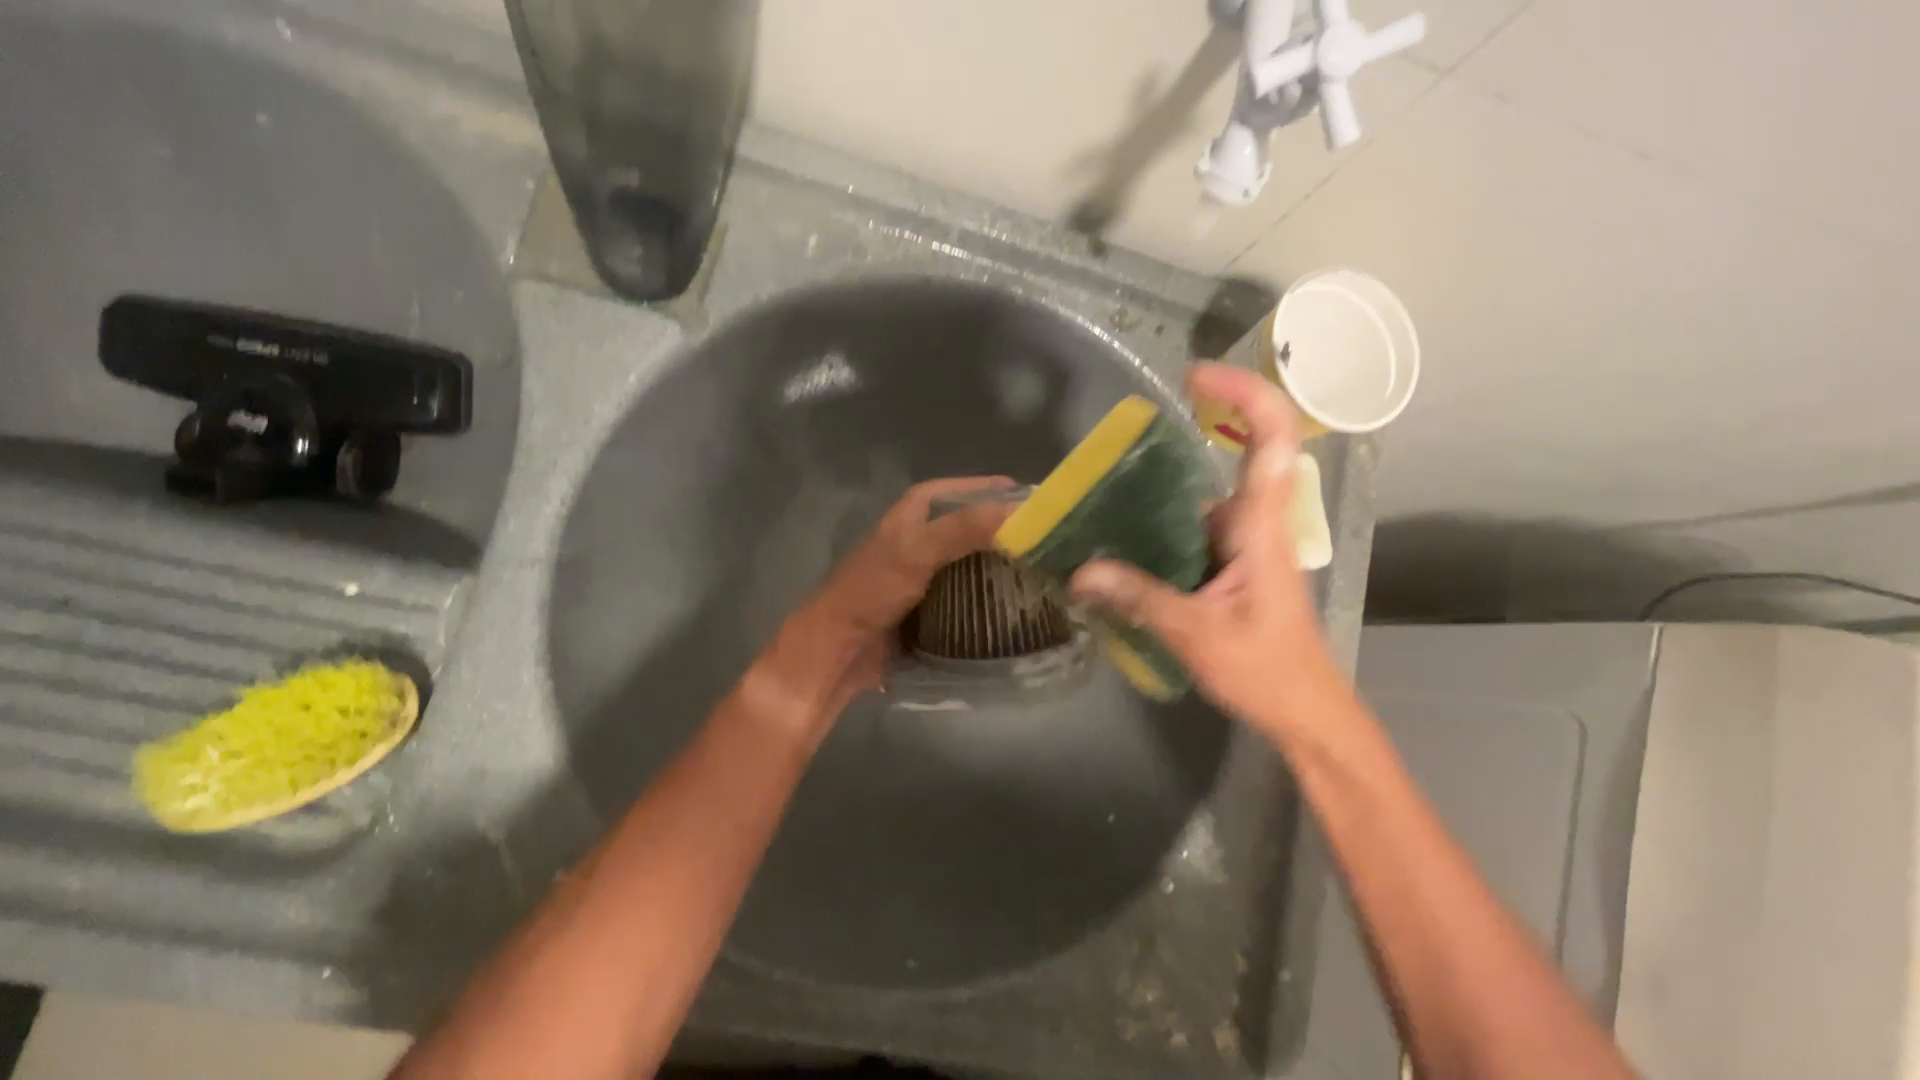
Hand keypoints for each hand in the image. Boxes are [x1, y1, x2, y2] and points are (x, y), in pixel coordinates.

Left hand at [744, 477, 1016, 745]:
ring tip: (1041, 570)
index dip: (985, 489)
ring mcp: (923, 578)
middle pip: (967, 528)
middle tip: (1045, 539)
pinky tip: (1016, 603)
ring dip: (998, 568)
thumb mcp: (916, 552)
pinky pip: (966, 597)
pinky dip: (987, 598)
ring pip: (969, 564)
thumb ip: (962, 528)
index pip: (953, 491)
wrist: (840, 650)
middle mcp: (917, 542)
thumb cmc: (872, 590)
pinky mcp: (929, 609)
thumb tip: (1016, 508)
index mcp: (909, 517)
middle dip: (1001, 532)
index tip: (1025, 496)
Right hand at [1069, 363, 1348, 738]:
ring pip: (1203, 504)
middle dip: (1178, 450)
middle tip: (1116, 456)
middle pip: (1229, 464)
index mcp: (1260, 527)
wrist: (1306, 712)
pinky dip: (1160, 535)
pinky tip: (1120, 554)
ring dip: (1159, 502)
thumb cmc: (1265, 669)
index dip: (1244, 395)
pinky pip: (1194, 535)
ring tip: (1101, 507)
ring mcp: (1246, 547)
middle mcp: (1256, 525)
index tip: (1196, 378)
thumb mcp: (1194, 633)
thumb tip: (1080, 573)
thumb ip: (1138, 598)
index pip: (1271, 440)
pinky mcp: (1234, 570)